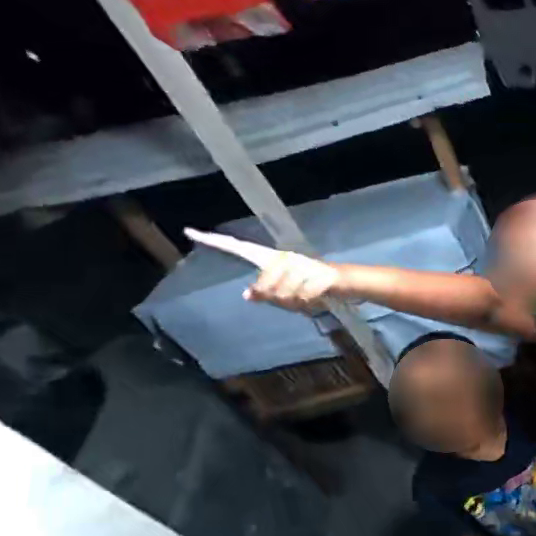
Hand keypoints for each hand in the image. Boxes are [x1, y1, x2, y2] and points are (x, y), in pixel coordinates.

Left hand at [184, 229, 341, 312]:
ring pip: (284, 293)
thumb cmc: (313, 288)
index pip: (238, 249)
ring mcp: (301, 264)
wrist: (345, 281)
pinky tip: (317, 296)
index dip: (215, 243)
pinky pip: (304, 295)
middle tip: (295, 298)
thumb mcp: (287, 294)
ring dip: (296, 302)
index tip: (190, 233)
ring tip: (308, 297)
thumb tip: (248, 295)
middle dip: (278, 298)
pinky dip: (310, 301)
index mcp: (273, 259)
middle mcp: (284, 257)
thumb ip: (268, 294)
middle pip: (265, 285)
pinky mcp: (318, 274)